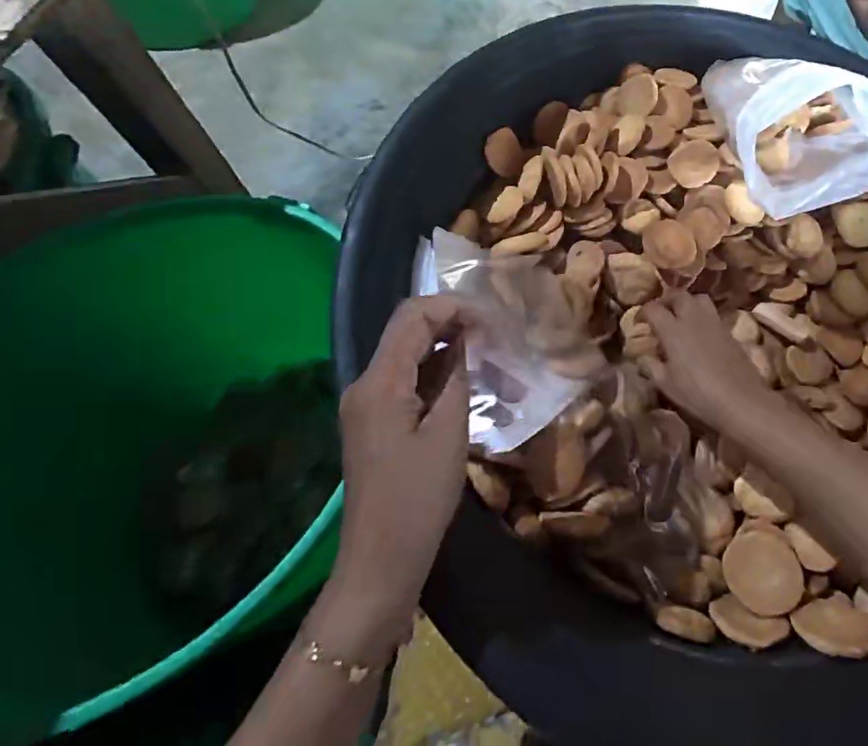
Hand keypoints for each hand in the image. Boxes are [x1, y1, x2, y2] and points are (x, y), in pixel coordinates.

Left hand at [330, 296, 471, 624]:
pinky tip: (476, 393)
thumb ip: (456, 377)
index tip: (494, 320)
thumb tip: (466, 340)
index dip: (454, 307)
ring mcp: (368, 404)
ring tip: (500, 375)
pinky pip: (410, 383)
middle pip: (410, 332)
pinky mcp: (377, 423)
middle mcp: (366, 384)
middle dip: (457, 328)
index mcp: (379, 382)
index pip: (413, 316)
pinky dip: (442, 379)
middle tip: (501, 343)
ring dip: (454, 357)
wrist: (380, 562)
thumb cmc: (418, 498)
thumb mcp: (448, 432)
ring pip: (413, 358)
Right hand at [642, 291, 779, 431]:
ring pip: (698, 299)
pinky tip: (700, 334)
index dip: (642, 312)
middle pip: (678, 295)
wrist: (741, 400)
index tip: (638, 322)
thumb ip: (652, 367)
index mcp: (672, 329)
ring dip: (687, 303)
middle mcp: (693, 318)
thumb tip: (644, 357)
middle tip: (660, 313)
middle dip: (666, 300)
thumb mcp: (666, 385)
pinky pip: (712, 314)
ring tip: (680, 318)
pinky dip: (702, 316)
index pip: (653, 309)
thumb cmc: (697, 394)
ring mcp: (714, 322)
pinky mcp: (730, 331)